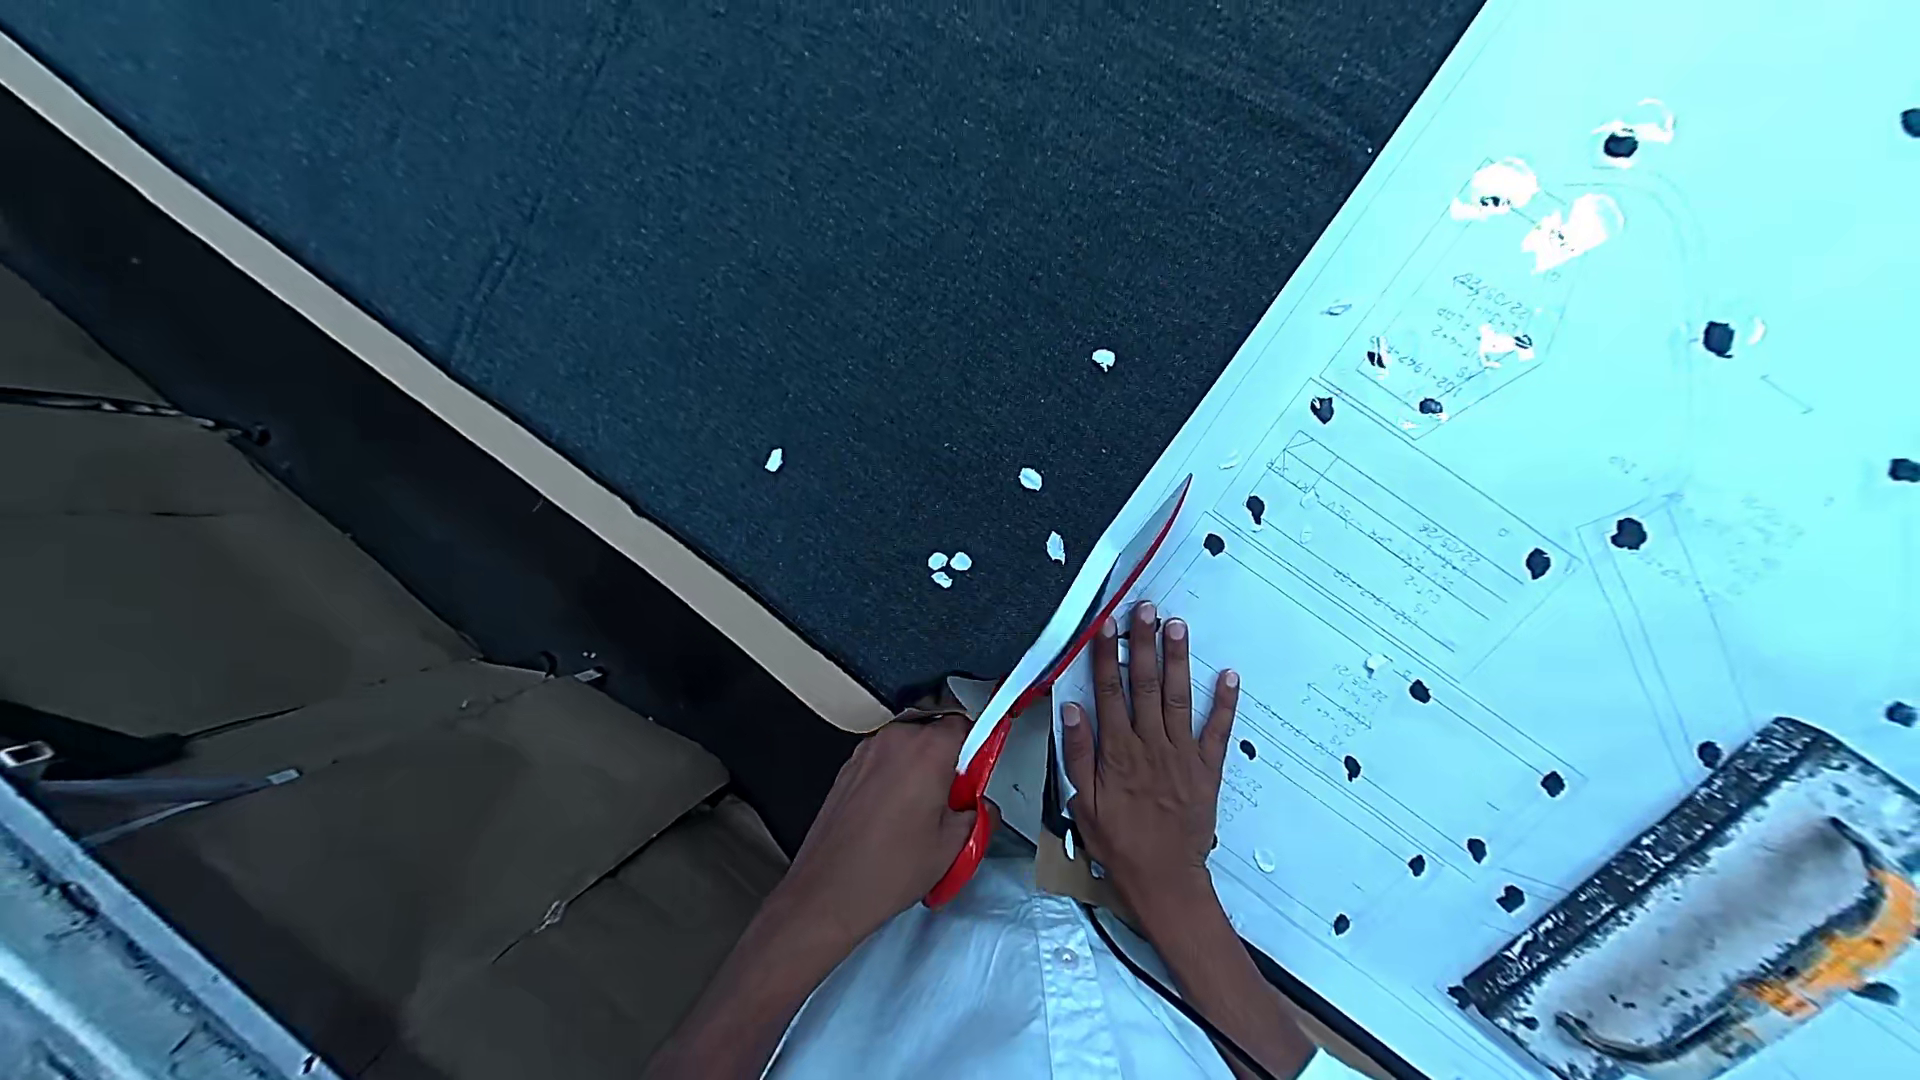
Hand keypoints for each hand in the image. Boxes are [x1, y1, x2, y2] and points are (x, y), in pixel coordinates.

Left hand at [770, 713, 993, 947]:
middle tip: (954, 797)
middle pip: (935, 732)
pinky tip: (895, 815)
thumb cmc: (885, 870)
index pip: (966, 724)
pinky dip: (896, 775)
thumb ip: (978, 812)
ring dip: (921, 767)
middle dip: (949, 759)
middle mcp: (896, 740)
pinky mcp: (849, 766)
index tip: (981, 764)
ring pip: (909, 745)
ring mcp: (868, 751)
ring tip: (922, 812)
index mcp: (927, 750)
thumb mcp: (953, 846)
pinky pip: (884, 759)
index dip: (978, 745)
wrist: (828, 893)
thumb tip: (982, 803)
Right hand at [1061, 601, 1238, 923]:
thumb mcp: (1084, 803)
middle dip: (1144, 644)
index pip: (1109, 694)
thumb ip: (1079, 754)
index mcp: (1118, 753)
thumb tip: (1073, 710)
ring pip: (1177, 698)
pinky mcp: (1207, 769)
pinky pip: (1216, 730)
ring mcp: (1183, 755)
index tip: (1106, 627)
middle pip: (1145, 685)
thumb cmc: (1119, 842)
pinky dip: (1223, 702)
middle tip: (1146, 611)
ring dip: (1177, 660)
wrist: (1165, 880)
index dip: (1106, 657)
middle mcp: (1151, 746)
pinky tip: (1228, 675)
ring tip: (1177, 626)